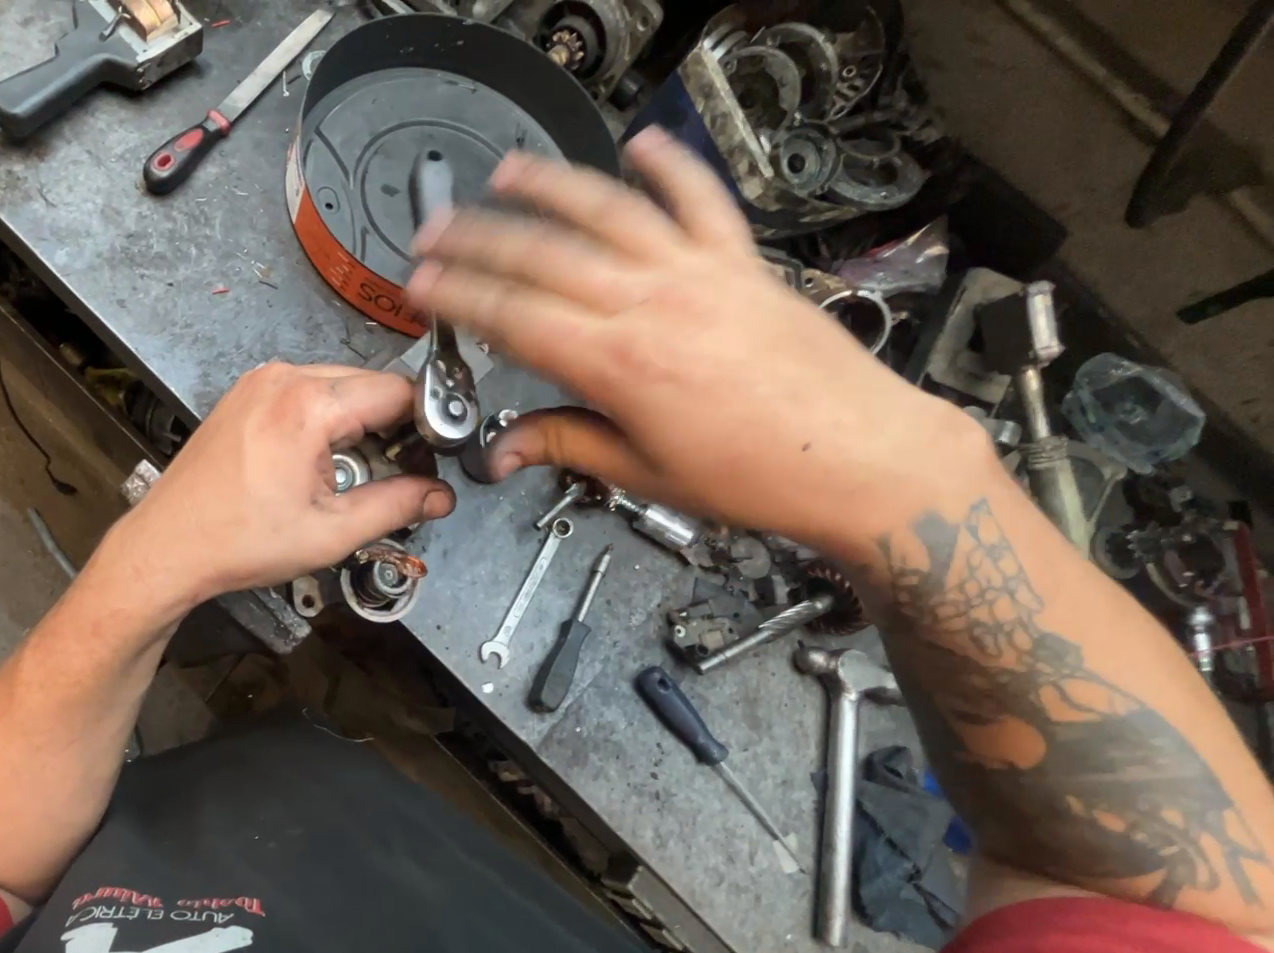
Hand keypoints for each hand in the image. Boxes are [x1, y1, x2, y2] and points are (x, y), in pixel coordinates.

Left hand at [95, 363, 455, 613]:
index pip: (395, 391)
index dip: (424, 422)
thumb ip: (396, 506)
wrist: (168, 545)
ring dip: (356, 422)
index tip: (434, 452)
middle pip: (367, 385)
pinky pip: (304, 392)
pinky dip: (323, 419)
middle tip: (398, 471)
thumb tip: (438, 495)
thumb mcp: (331, 532)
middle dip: (391, 424)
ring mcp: (259, 382)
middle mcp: (282, 378)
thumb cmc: (237, 541)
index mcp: (307, 405)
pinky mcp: (245, 395)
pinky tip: (319, 461)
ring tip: (352, 472)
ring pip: (336, 387)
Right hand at [407, 128, 993, 558]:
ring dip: (552, 187)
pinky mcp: (742, 264)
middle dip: (478, 239)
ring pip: (610, 211)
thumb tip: (505, 450)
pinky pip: (700, 199)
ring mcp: (700, 275)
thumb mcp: (642, 471)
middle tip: (438, 229)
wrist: (860, 458)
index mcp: (620, 364)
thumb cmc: (760, 474)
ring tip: (510, 171)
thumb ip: (564, 445)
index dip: (459, 298)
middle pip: (544, 255)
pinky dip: (669, 166)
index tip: (425, 286)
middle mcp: (654, 305)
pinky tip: (642, 145)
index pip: (514, 317)